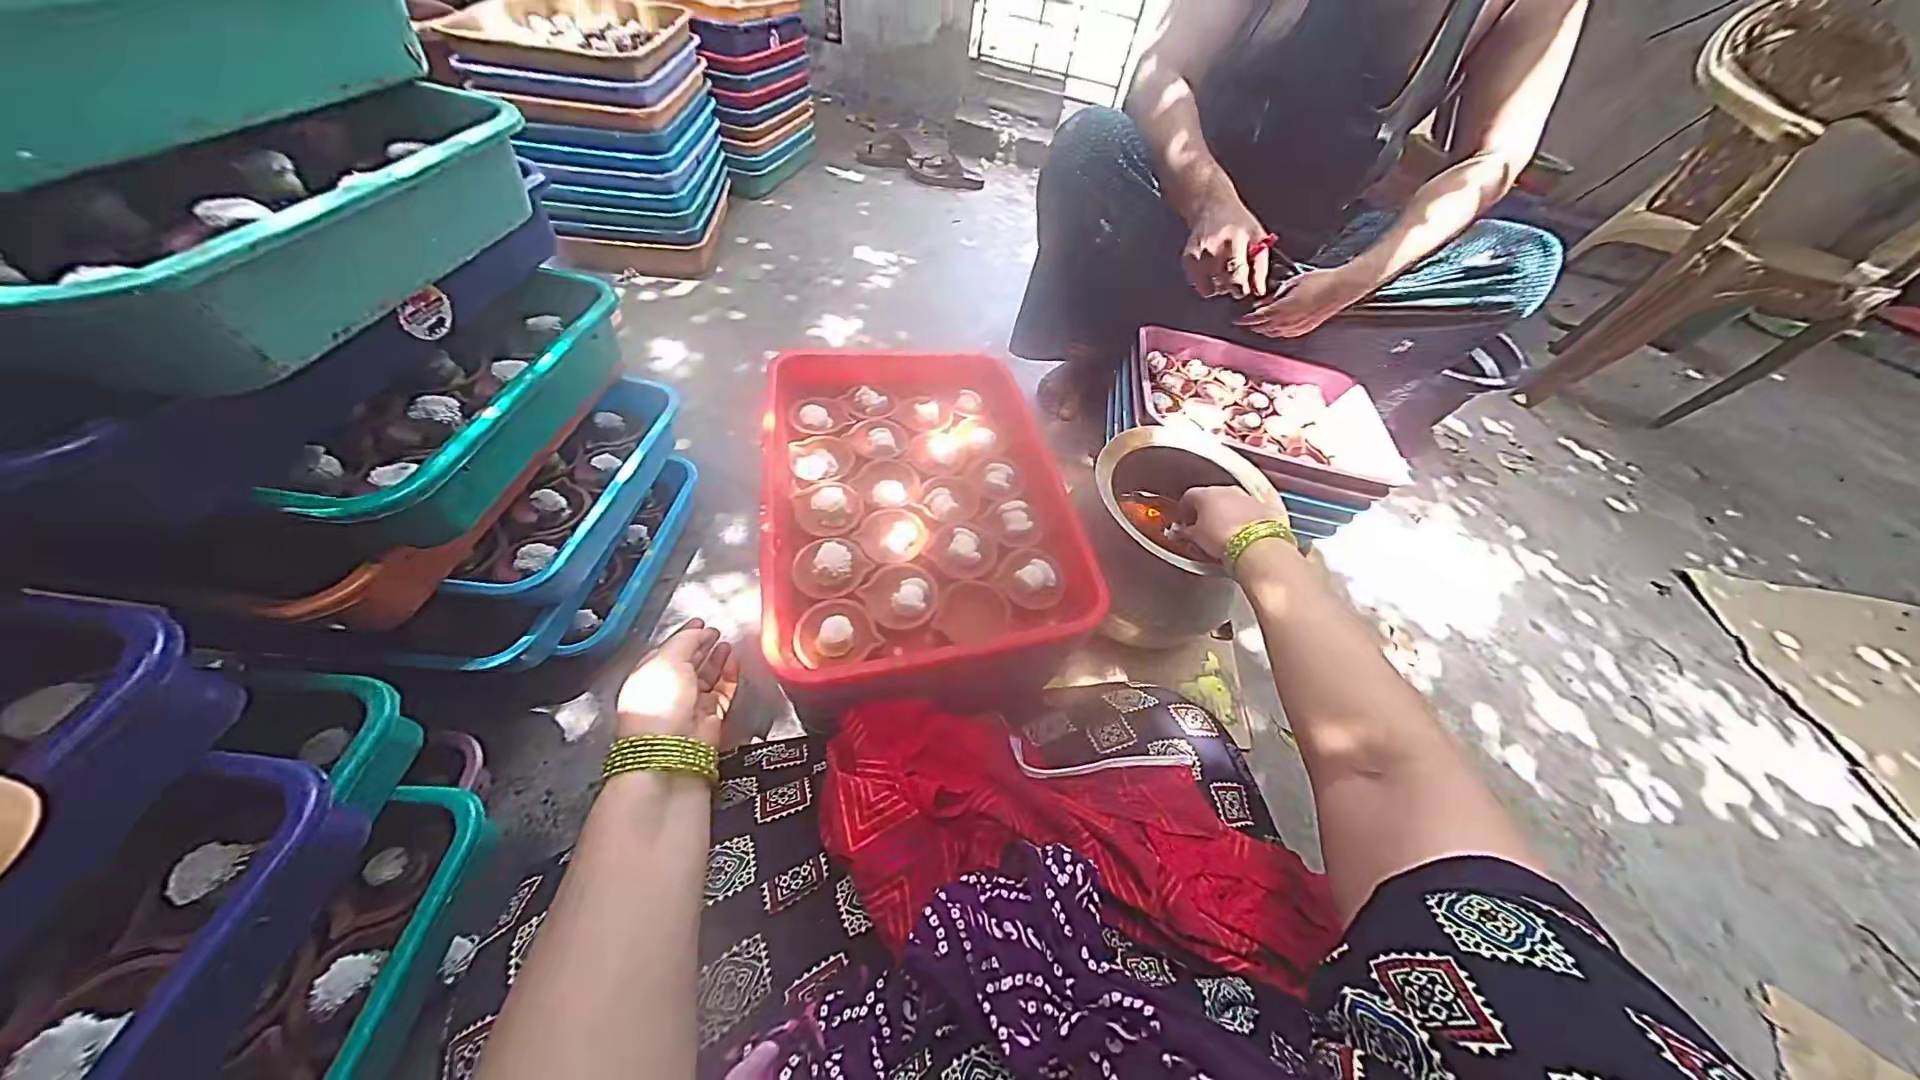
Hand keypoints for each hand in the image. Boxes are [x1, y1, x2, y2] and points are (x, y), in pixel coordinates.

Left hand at [614, 619, 738, 744]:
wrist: (673, 746)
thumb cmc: (661, 702)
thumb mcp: (667, 660)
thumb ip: (684, 640)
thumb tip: (699, 630)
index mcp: (649, 676)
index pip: (668, 651)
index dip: (684, 636)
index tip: (699, 622)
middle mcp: (669, 691)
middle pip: (688, 663)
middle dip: (702, 646)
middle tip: (716, 631)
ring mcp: (690, 704)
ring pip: (707, 676)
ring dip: (717, 659)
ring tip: (727, 643)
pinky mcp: (711, 716)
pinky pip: (723, 691)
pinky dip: (730, 676)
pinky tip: (734, 662)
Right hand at [1178, 485, 1289, 561]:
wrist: (1257, 545)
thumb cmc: (1222, 538)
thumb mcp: (1196, 538)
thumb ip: (1185, 532)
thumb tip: (1180, 531)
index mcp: (1206, 494)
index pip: (1189, 496)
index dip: (1184, 510)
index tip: (1184, 522)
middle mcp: (1227, 490)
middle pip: (1211, 497)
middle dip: (1206, 511)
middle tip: (1202, 528)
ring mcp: (1248, 497)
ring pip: (1232, 501)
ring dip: (1226, 513)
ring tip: (1224, 532)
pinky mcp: (1266, 507)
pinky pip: (1250, 509)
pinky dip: (1245, 517)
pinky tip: (1243, 530)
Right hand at [1182, 187, 1269, 300]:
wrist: (1211, 206)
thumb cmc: (1238, 223)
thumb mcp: (1257, 237)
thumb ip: (1260, 265)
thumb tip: (1260, 291)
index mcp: (1237, 238)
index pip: (1238, 274)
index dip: (1243, 287)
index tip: (1246, 288)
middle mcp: (1215, 245)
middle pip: (1224, 283)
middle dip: (1233, 288)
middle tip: (1236, 281)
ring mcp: (1198, 253)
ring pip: (1210, 288)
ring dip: (1219, 287)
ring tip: (1224, 273)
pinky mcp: (1187, 258)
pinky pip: (1197, 284)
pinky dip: (1206, 284)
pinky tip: (1211, 272)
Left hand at [1235, 265, 1373, 337]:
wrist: (1343, 287)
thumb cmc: (1322, 281)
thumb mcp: (1294, 282)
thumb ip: (1276, 294)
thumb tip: (1264, 302)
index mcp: (1283, 309)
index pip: (1257, 318)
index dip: (1245, 320)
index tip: (1237, 320)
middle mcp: (1288, 322)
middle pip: (1262, 328)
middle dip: (1253, 325)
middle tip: (1245, 322)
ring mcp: (1296, 327)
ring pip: (1272, 333)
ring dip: (1263, 329)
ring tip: (1258, 324)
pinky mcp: (1305, 329)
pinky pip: (1284, 335)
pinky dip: (1275, 332)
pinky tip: (1274, 327)